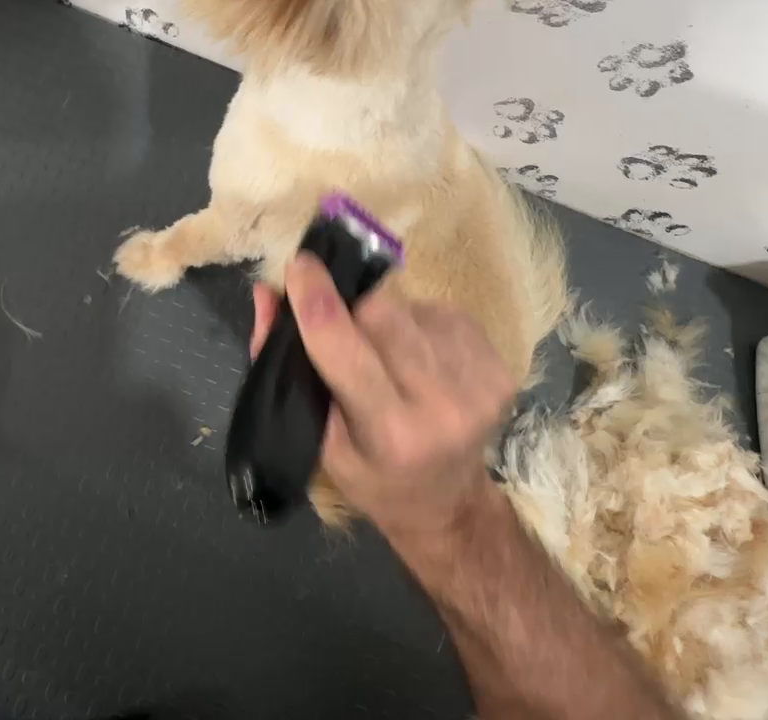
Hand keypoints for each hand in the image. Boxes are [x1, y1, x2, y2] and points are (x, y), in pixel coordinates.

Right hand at [250, 253, 516, 538]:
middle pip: (382, 311)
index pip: (343, 344)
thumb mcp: (314, 435)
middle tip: (340, 318)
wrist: (448, 502)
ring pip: (410, 306)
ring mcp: (478, 384)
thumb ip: (282, 363)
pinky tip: (415, 353)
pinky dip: (417, 322)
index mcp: (388, 431)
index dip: (316, 296)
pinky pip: (440, 313)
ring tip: (382, 348)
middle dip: (351, 303)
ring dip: (385, 314)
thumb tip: (267, 292)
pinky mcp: (501, 366)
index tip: (299, 264)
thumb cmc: (369, 473)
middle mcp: (441, 406)